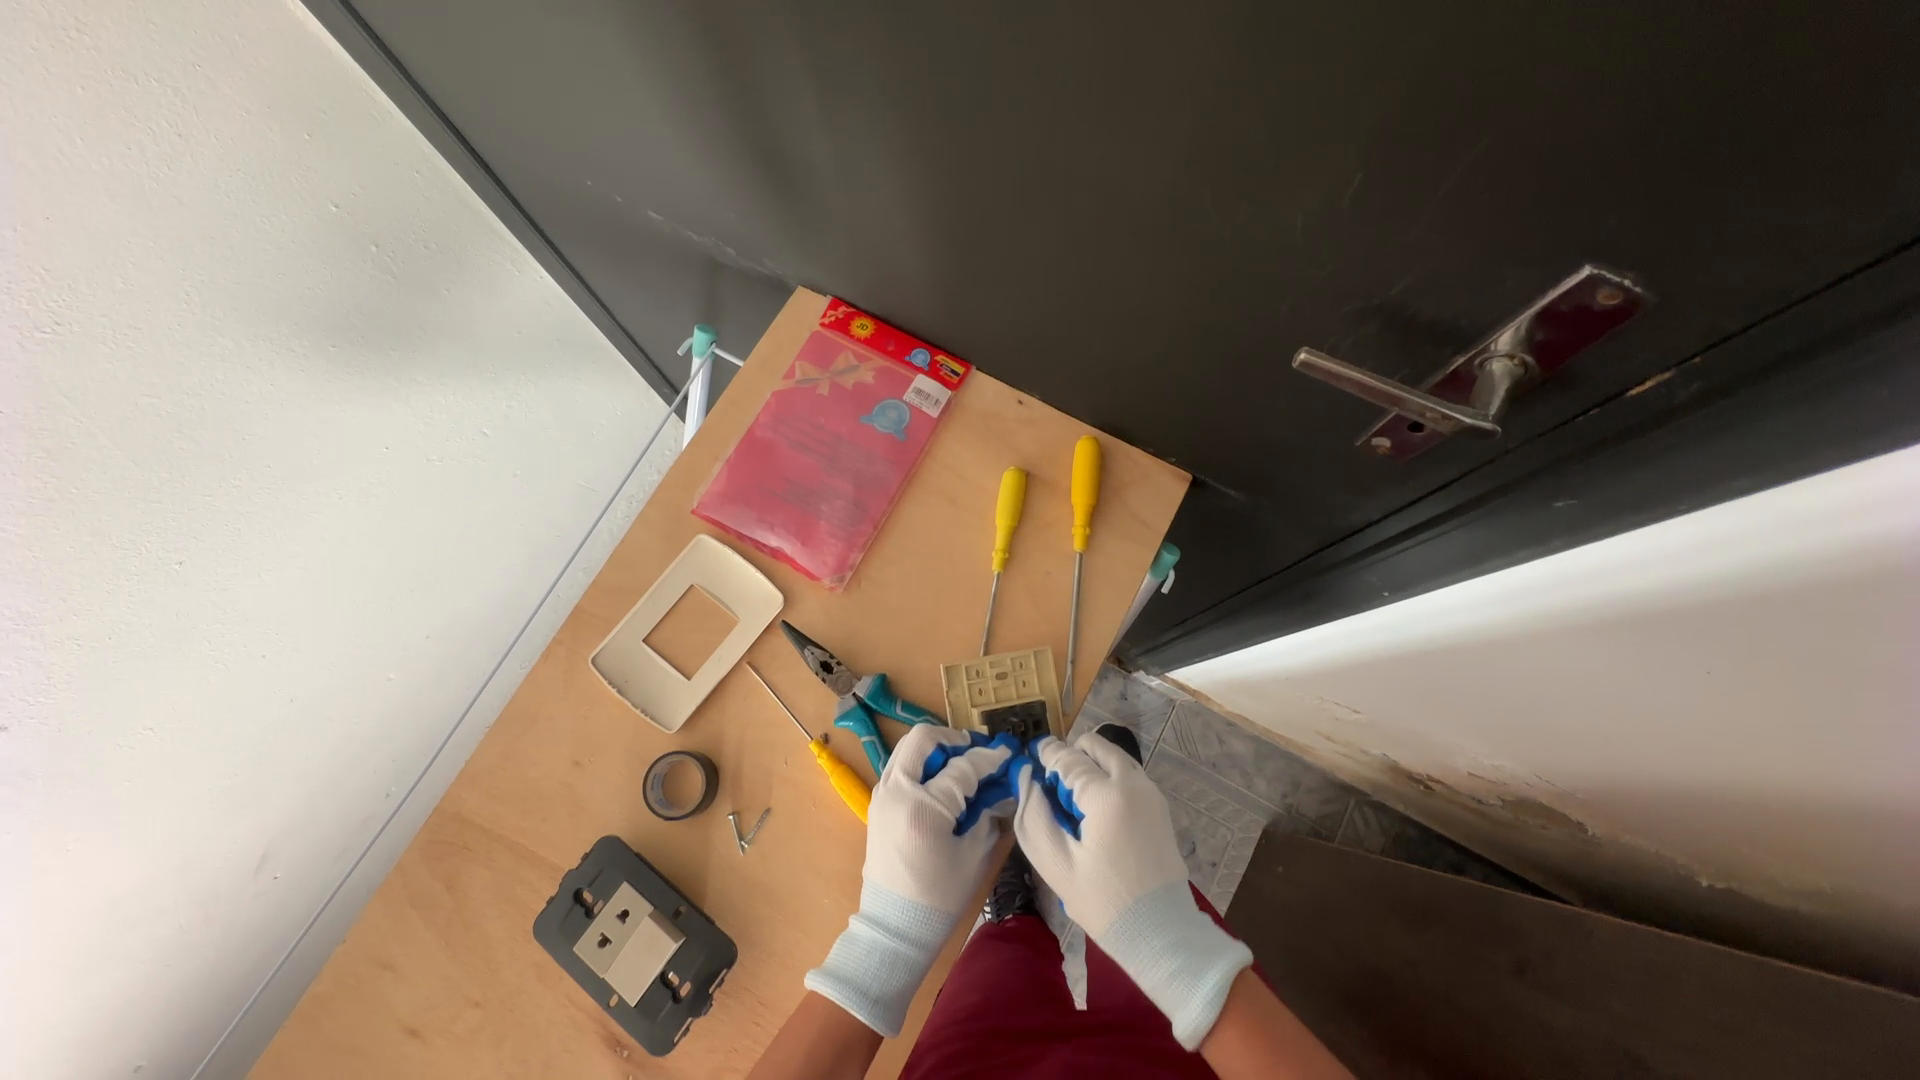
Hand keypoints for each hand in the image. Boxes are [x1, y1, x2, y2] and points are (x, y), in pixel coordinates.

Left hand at [805, 726, 1019, 1035]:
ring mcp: (882, 793)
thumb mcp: (974, 853)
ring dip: (937, 748)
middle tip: (978, 752)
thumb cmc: (939, 896)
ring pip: (908, 748)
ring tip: (962, 763)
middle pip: (924, 739)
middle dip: (955, 740)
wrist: (894, 923)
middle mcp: (896, 791)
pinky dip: (922, 762)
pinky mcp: (878, 800)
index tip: (1009, 753)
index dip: (990, 758)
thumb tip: (1004, 785)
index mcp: (923, 807)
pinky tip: (944, 779)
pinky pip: (901, 765)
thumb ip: (988, 811)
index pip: (963, 767)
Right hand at [1015, 734, 1252, 1049]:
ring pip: (1114, 757)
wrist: (1162, 933)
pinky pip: (1128, 775)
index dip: (1045, 754)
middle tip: (1052, 786)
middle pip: (1095, 746)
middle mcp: (1133, 783)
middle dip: (1070, 756)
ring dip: (1090, 765)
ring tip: (1072, 800)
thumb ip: (1034, 815)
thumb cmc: (1104, 902)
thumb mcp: (1056, 864)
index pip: (1068, 758)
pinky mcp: (1159, 807)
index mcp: (1107, 795)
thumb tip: (1026, 779)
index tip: (1029, 758)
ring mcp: (1151, 793)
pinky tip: (1094, 811)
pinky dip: (1108, 777)